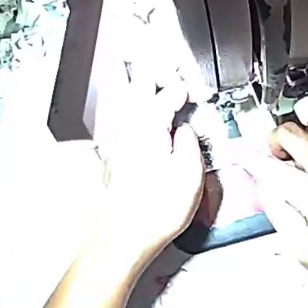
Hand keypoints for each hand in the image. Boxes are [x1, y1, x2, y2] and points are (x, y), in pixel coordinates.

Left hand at [89, 79, 203, 261]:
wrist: (122, 234)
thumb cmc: (152, 211)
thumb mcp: (189, 175)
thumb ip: (190, 144)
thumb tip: (186, 132)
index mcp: (150, 124)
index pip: (169, 90)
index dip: (186, 86)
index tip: (197, 92)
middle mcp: (127, 125)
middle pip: (139, 81)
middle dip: (159, 73)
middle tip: (175, 76)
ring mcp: (115, 135)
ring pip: (126, 95)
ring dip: (143, 86)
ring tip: (159, 87)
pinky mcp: (110, 149)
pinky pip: (121, 114)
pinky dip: (135, 106)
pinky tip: (142, 114)